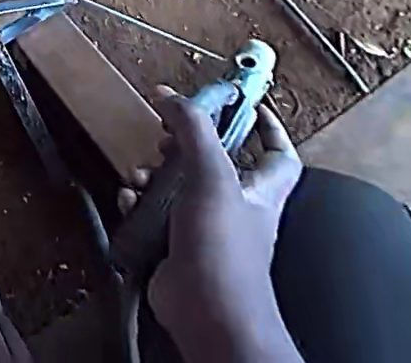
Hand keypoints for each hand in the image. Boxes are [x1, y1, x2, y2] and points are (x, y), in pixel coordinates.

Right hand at [147, 88, 303, 362]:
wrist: (207, 316)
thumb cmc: (223, 251)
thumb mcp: (211, 176)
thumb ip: (194, 129)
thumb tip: (170, 95)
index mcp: (258, 191)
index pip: (278, 155)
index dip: (267, 127)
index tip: (244, 103)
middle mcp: (233, 207)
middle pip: (211, 160)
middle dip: (182, 144)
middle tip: (165, 134)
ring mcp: (203, 226)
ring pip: (175, 183)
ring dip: (152, 172)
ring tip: (142, 174)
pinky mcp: (173, 241)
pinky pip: (151, 209)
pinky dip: (138, 201)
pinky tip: (133, 201)